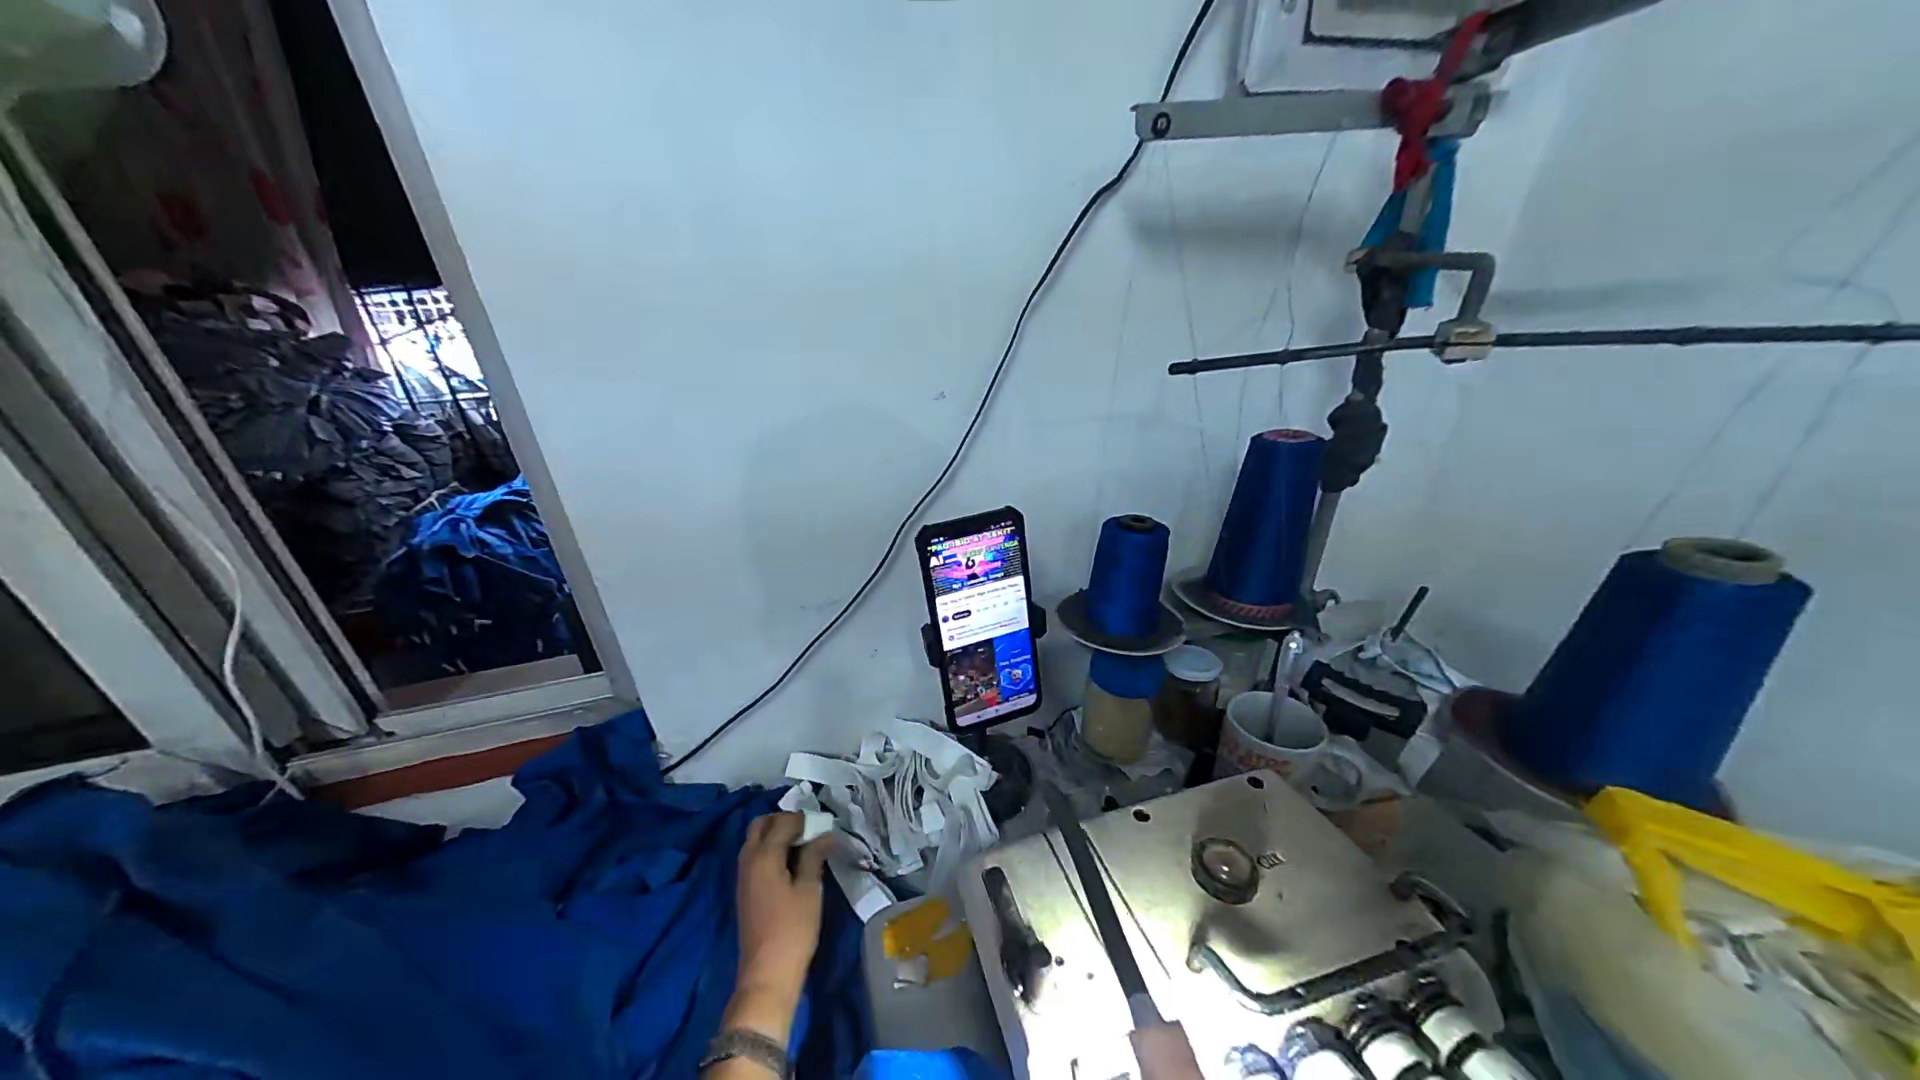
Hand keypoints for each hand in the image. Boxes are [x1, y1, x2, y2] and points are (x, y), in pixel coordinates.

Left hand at [734, 812, 831, 1006]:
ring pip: (755, 839)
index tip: (825, 826)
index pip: (783, 822)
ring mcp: (743, 875)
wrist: (767, 973)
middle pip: (761, 825)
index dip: (805, 819)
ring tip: (804, 845)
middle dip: (784, 821)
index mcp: (764, 856)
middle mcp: (748, 859)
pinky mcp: (744, 889)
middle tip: (809, 831)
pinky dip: (770, 849)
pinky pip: (754, 855)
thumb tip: (826, 833)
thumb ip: (814, 855)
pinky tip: (791, 863)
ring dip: (776, 835)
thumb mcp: (810, 889)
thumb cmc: (793, 929)